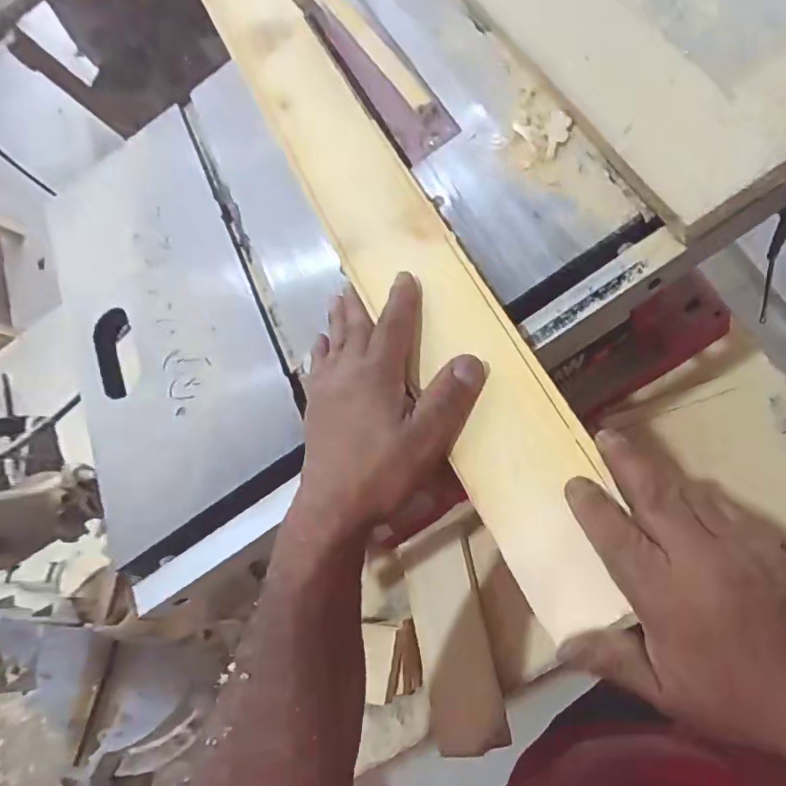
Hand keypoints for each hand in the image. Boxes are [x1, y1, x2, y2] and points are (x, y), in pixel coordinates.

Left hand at [295, 275, 484, 538]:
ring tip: (338, 302)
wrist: (332, 508)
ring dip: (339, 322)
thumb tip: (470, 359)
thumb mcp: (426, 439)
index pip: (392, 329)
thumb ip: (448, 399)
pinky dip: (321, 351)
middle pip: (355, 330)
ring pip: (333, 345)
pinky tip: (319, 349)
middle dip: (362, 305)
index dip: (401, 303)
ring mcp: (327, 392)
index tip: (404, 277)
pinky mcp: (315, 410)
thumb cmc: (383, 473)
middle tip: (358, 282)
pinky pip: (317, 368)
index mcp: (376, 376)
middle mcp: (347, 375)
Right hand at [561, 429, 785, 773]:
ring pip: (692, 494)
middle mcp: (698, 557)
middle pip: (655, 497)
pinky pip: (726, 506)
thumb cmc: (736, 700)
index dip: (594, 507)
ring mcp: (737, 545)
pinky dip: (703, 493)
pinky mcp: (767, 544)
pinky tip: (695, 490)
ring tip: (641, 453)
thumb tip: (565, 645)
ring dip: (664, 471)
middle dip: (628, 462)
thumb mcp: (667, 694)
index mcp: (665, 596)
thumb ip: (616, 662)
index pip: (619, 540)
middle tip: (607, 433)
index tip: (575, 481)